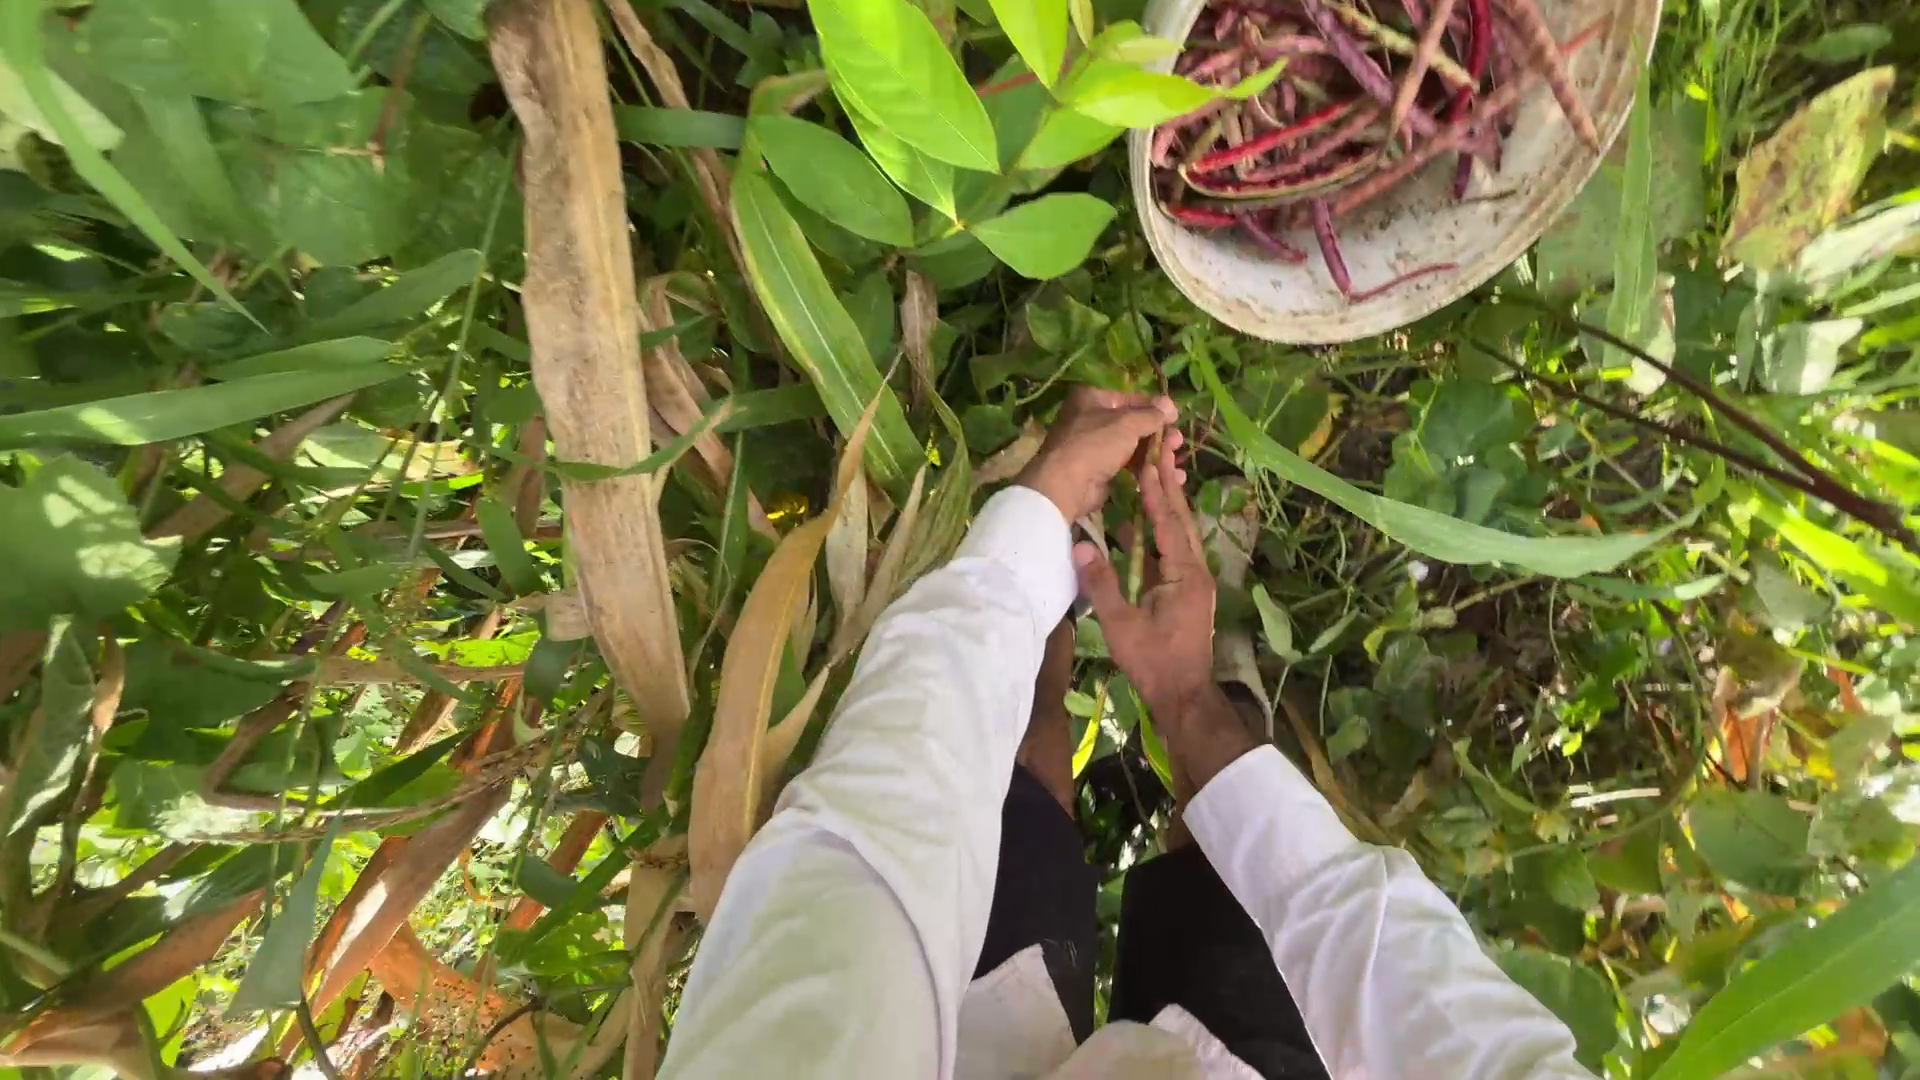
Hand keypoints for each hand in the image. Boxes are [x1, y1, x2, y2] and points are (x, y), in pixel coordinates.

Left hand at [1016, 386, 1181, 522]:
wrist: (1067, 485)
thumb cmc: (1095, 444)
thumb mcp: (1127, 423)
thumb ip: (1151, 414)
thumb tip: (1170, 406)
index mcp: (1091, 397)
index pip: (1129, 397)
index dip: (1154, 406)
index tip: (1176, 416)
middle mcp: (1091, 418)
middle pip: (1132, 423)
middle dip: (1158, 433)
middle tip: (1178, 441)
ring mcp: (1095, 446)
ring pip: (1132, 445)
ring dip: (1156, 452)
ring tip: (1175, 460)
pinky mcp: (1100, 469)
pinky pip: (1128, 465)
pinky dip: (1146, 468)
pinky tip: (1167, 475)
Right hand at [1071, 433, 1213, 723]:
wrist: (1184, 695)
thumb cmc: (1153, 661)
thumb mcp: (1121, 624)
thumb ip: (1101, 583)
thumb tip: (1080, 544)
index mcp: (1185, 575)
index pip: (1169, 523)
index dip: (1157, 491)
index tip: (1148, 461)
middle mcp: (1196, 572)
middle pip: (1182, 521)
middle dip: (1169, 487)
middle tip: (1158, 453)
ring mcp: (1193, 583)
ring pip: (1180, 535)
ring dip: (1166, 506)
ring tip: (1153, 476)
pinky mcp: (1186, 593)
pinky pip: (1173, 552)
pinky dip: (1159, 532)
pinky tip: (1142, 523)